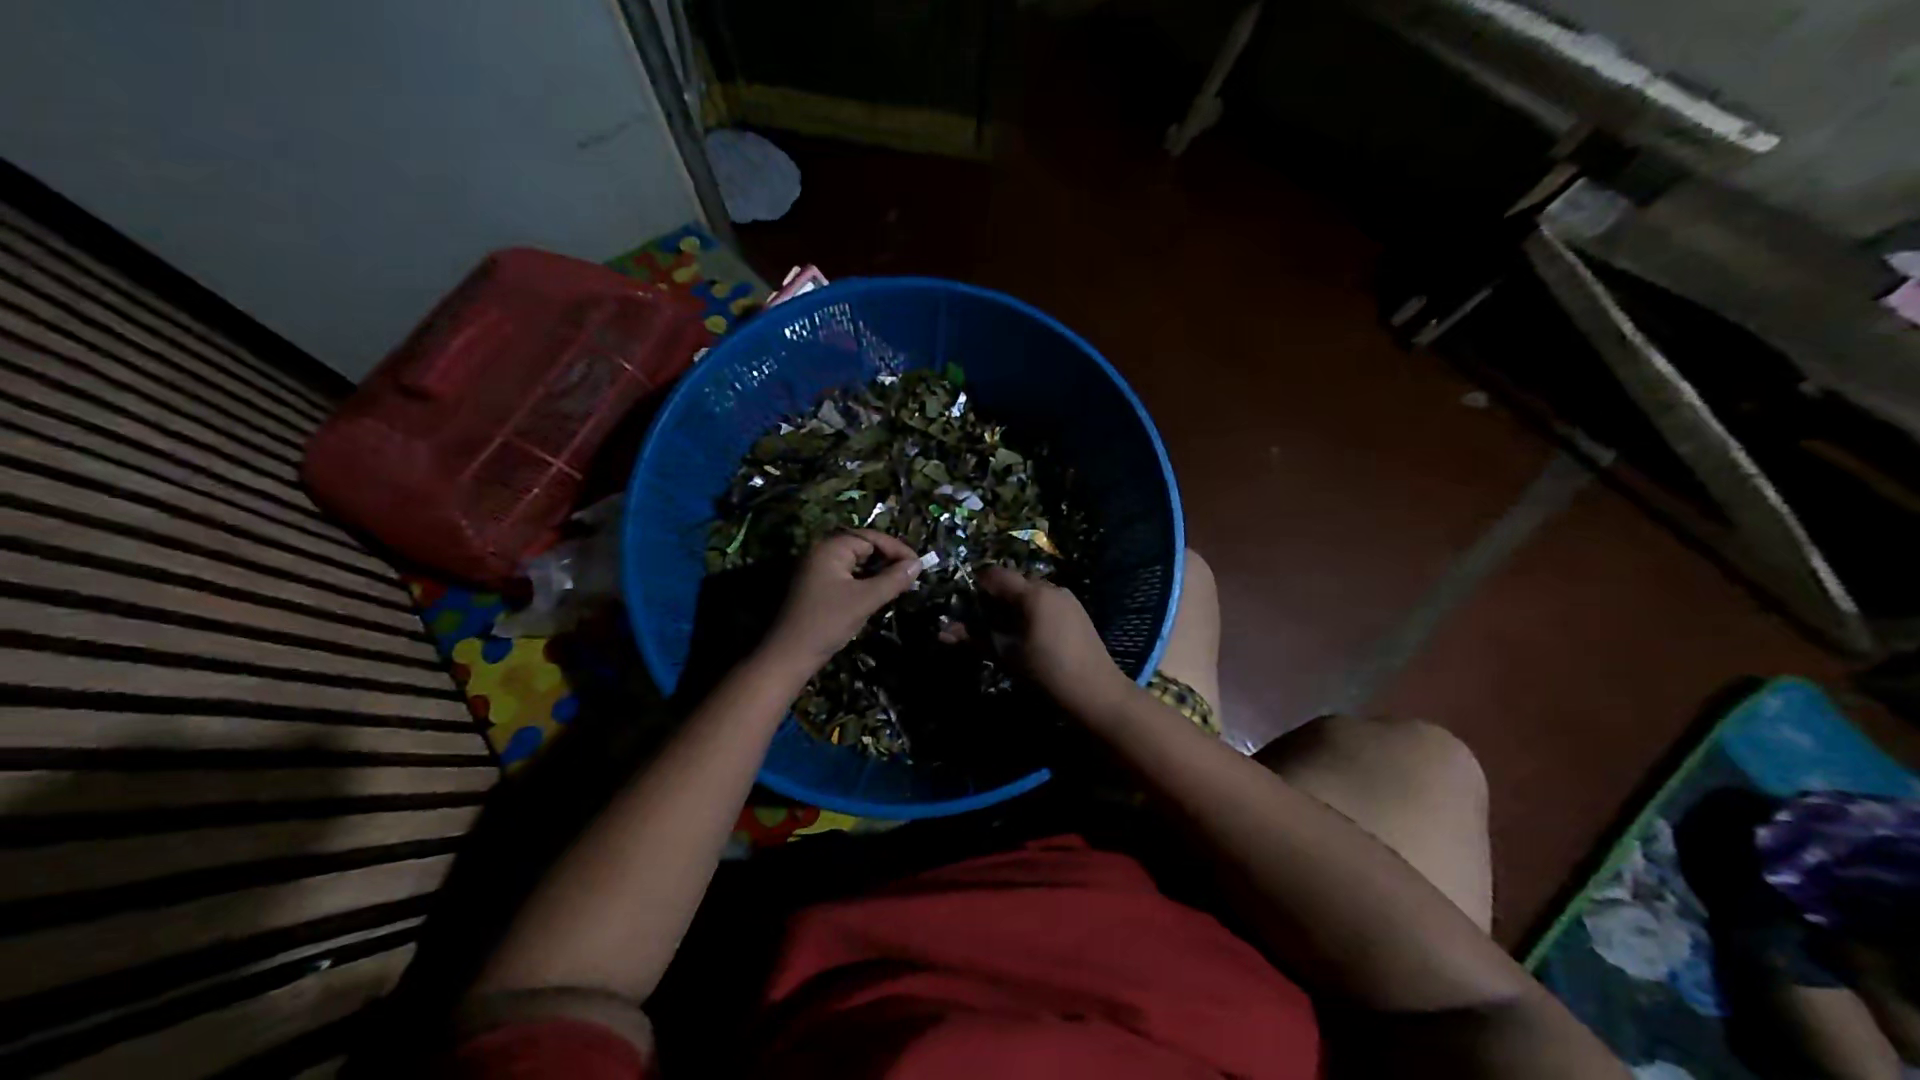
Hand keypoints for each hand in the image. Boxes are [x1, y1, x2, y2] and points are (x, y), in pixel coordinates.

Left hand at [761, 530, 922, 669]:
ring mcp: (818, 571)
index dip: (896, 549)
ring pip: (856, 562)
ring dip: (879, 571)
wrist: (789, 655)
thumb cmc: (827, 622)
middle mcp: (822, 553)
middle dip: (889, 558)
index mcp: (830, 549)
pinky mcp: (818, 588)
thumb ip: (893, 579)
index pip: (870, 538)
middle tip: (911, 574)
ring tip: (901, 583)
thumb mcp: (865, 600)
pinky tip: (880, 593)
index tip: (918, 565)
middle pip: (863, 546)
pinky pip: (847, 576)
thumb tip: (917, 564)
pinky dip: (866, 581)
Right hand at [977, 566, 1134, 718]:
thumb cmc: (1046, 672)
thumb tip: (942, 632)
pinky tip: (1030, 637)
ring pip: (1032, 592)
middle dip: (996, 598)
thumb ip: (973, 639)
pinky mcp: (1078, 612)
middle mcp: (1051, 587)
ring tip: (1006, 633)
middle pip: (1014, 582)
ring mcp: (1068, 598)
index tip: (966, 605)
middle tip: (983, 622)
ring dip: (1015, 605)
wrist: (1096, 693)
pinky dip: (1033, 612)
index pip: (995, 575)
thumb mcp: (1006, 655)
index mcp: (1032, 593)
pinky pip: (1047, 602)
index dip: (976, 586)